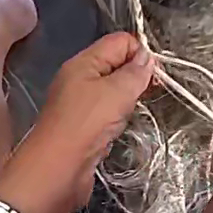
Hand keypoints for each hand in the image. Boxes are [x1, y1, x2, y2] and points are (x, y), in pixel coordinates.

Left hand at [0, 32, 153, 212]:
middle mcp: (79, 79)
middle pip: (115, 64)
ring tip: (135, 110)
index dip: (141, 53)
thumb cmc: (86, 125)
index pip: (119, 42)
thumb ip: (134, 72)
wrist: (57, 171)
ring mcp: (79, 104)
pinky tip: (122, 126)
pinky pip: (106, 113)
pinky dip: (118, 117)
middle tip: (152, 92)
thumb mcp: (116, 92)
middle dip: (137, 75)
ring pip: (112, 91)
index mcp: (83, 63)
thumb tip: (147, 57)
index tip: (156, 75)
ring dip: (128, 98)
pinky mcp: (82, 127)